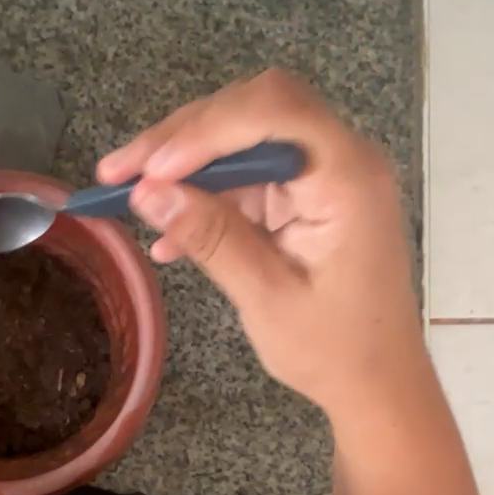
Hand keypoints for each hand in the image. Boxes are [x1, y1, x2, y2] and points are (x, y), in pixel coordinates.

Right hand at [98, 70, 421, 421]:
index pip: (273, 113)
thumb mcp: (267, 298)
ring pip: (244, 144)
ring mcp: (323, 179)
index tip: (149, 170)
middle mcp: (340, 160)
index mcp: (346, 178)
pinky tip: (167, 235)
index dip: (203, 130)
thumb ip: (213, 238)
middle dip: (181, 140)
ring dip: (184, 168)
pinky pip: (249, 183)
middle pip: (254, 115)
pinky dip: (206, 200)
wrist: (376, 382)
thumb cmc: (333, 350)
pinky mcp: (307, 201)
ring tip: (125, 194)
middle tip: (117, 172)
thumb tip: (149, 193)